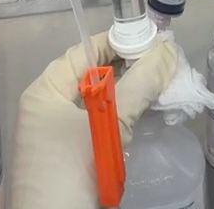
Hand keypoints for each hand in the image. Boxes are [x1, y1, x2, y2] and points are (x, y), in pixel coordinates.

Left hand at [11, 33, 178, 208]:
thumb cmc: (70, 172)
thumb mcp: (107, 126)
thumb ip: (139, 85)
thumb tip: (168, 50)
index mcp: (44, 91)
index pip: (85, 52)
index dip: (118, 42)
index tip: (153, 40)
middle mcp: (48, 109)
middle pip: (94, 77)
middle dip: (129, 69)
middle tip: (165, 65)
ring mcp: (58, 137)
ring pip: (99, 104)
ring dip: (129, 95)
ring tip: (162, 87)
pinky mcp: (72, 160)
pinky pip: (99, 128)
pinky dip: (122, 120)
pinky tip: (146, 115)